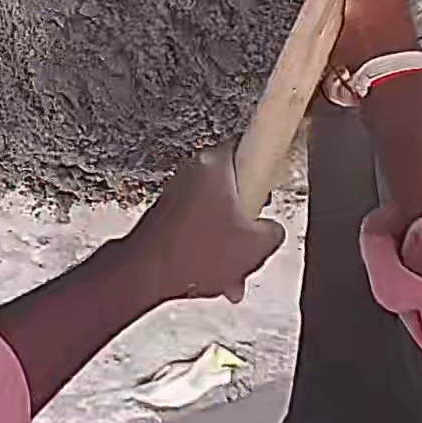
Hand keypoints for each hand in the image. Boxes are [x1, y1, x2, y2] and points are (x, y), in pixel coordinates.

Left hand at [120, 145, 285, 303]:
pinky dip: (209, 245)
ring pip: (217, 210)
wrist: (148, 270)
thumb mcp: (256, 246)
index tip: (271, 184)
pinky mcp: (169, 209)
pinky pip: (199, 223)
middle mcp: (194, 169)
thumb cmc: (195, 251)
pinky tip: (215, 276)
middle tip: (253, 242)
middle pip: (234, 186)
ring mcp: (179, 189)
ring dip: (228, 241)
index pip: (246, 147)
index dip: (264, 167)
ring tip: (233, 274)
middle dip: (246, 221)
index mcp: (214, 164)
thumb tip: (272, 229)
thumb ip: (273, 231)